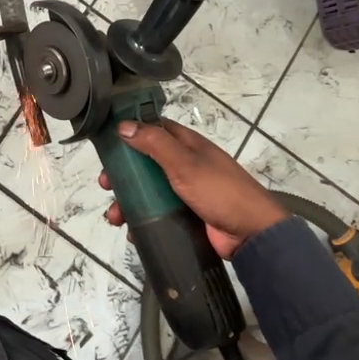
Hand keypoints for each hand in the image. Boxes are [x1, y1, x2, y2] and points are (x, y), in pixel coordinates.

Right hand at [100, 119, 288, 258]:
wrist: (252, 234)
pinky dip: (143, 221)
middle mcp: (185, 164)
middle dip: (123, 175)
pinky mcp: (186, 215)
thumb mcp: (185, 163)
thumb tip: (123, 125)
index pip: (153, 129)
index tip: (108, 143)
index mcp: (187, 145)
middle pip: (145, 163)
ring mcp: (186, 191)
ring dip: (128, 202)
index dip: (130, 132)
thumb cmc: (220, 191)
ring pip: (148, 192)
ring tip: (115, 217)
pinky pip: (158, 214)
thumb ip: (155, 143)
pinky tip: (133, 233)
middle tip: (106, 185)